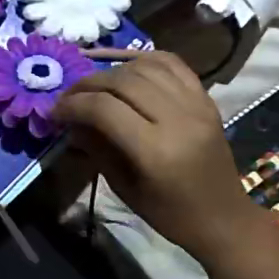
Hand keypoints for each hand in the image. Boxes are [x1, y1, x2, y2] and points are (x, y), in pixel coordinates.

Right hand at [54, 50, 269, 263]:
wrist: (223, 218)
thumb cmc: (170, 214)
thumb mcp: (125, 188)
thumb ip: (97, 149)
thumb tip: (71, 122)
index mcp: (155, 150)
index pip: (104, 109)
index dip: (73, 105)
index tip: (55, 112)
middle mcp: (178, 119)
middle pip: (123, 81)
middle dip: (89, 84)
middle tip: (69, 96)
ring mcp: (197, 105)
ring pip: (146, 66)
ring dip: (114, 70)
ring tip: (97, 85)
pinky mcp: (207, 99)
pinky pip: (173, 65)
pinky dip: (145, 61)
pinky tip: (127, 70)